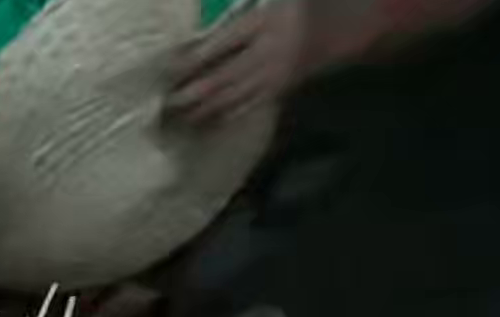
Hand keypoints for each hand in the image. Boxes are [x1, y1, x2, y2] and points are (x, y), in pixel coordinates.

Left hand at [166, 1, 311, 125]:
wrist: (336, 28)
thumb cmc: (289, 11)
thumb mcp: (270, 0)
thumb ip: (231, 14)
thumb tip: (193, 28)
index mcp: (265, 22)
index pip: (219, 45)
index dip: (188, 61)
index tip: (164, 71)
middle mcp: (268, 51)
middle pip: (217, 80)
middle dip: (186, 94)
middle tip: (162, 102)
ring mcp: (270, 76)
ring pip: (223, 101)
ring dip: (193, 112)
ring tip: (169, 116)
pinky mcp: (272, 95)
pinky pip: (235, 113)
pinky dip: (210, 119)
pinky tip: (191, 122)